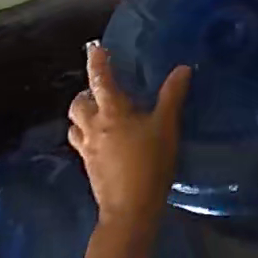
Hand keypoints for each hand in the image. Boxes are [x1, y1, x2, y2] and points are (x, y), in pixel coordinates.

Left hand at [68, 42, 189, 230]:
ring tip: (100, 114)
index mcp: (111, 111)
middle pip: (78, 103)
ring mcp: (87, 148)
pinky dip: (87, 135)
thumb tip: (182, 68)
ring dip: (83, 115)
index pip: (100, 79)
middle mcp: (93, 126)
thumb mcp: (167, 127)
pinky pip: (80, 143)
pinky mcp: (88, 166)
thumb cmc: (149, 163)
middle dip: (86, 93)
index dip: (97, 62)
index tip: (95, 48)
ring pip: (75, 124)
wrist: (130, 209)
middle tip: (102, 91)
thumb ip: (172, 96)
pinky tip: (103, 141)